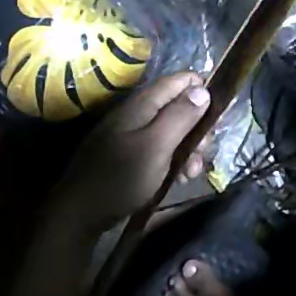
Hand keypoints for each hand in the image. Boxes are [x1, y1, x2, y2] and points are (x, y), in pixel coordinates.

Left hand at [50, 72, 210, 237]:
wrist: (78, 215)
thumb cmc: (121, 178)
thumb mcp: (156, 146)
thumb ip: (180, 116)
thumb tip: (203, 89)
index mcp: (142, 105)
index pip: (178, 80)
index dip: (201, 90)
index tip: (217, 114)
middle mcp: (136, 114)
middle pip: (177, 107)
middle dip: (197, 127)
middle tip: (204, 152)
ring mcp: (130, 135)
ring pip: (170, 130)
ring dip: (187, 148)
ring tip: (191, 173)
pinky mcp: (128, 155)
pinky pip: (159, 148)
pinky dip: (172, 160)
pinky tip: (178, 178)